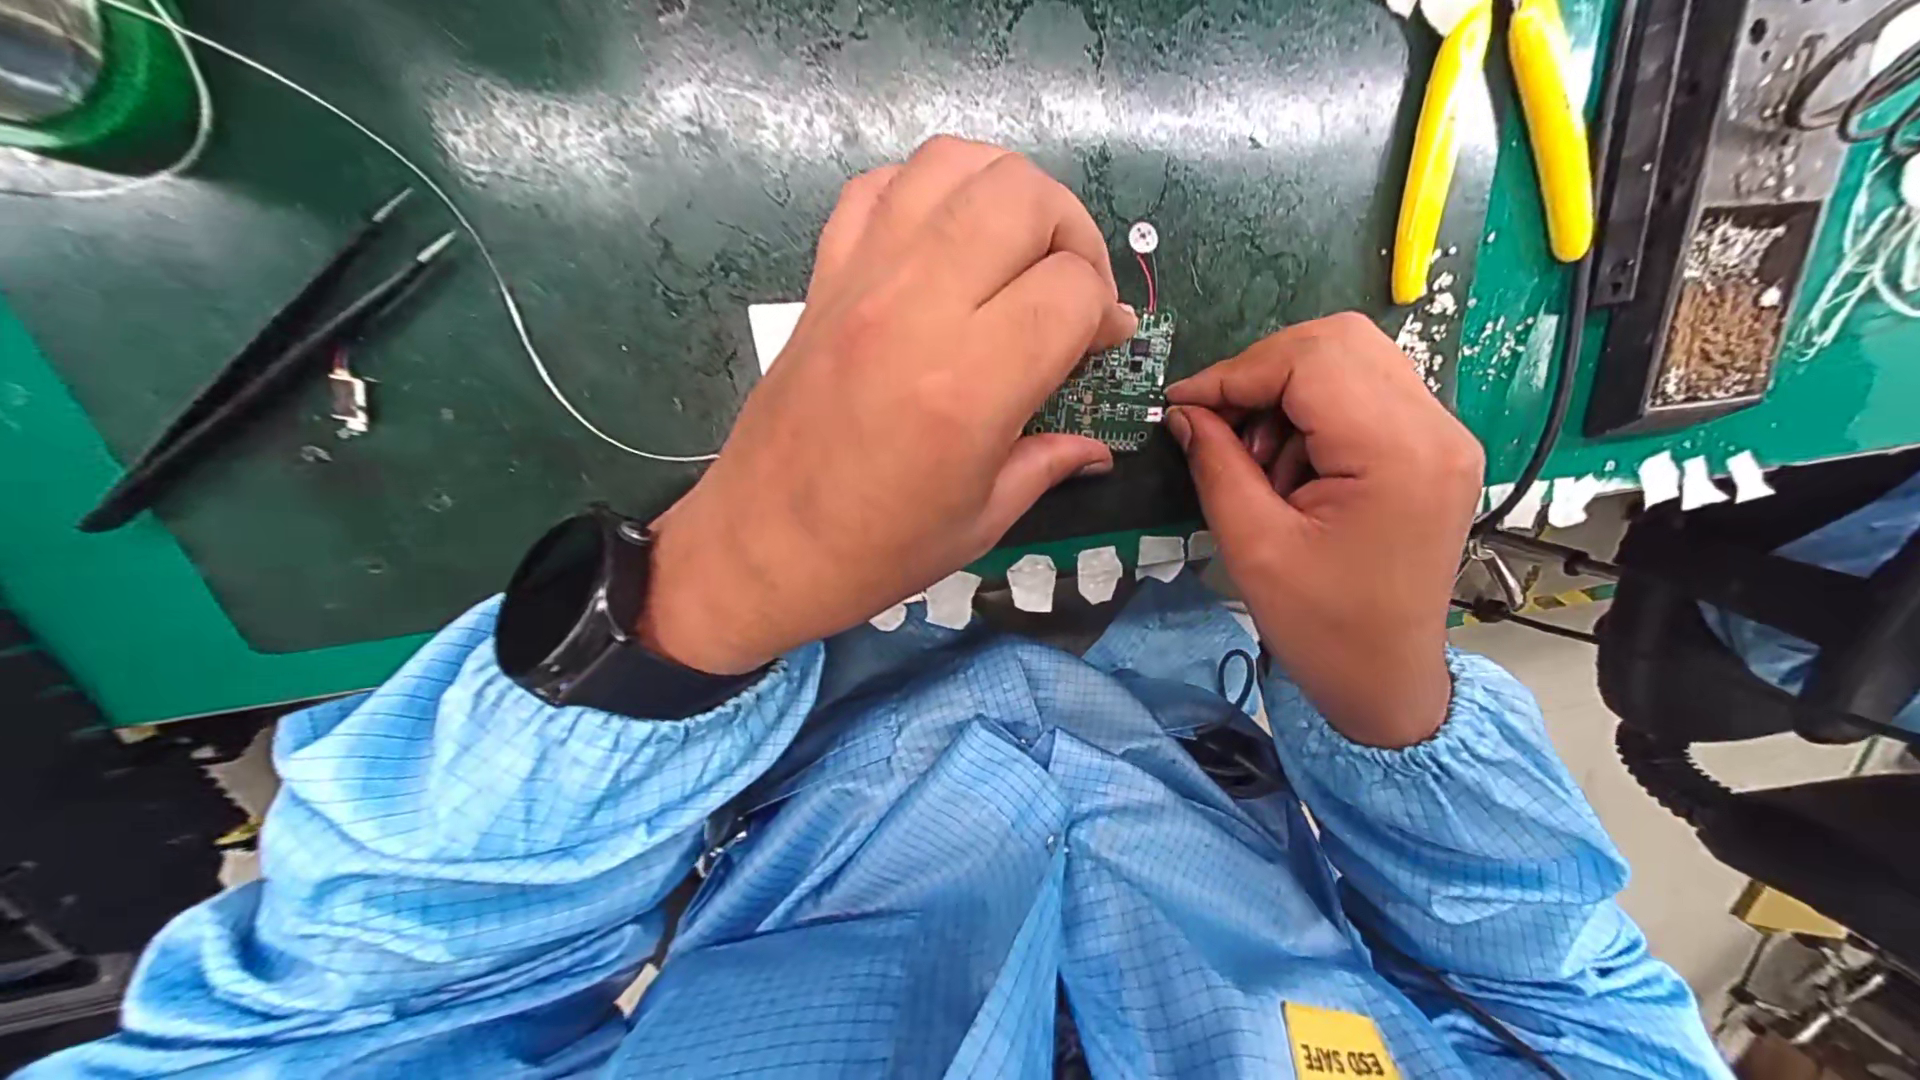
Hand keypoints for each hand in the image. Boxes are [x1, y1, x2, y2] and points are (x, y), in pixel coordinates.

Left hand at [639, 137, 1136, 673]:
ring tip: (1015, 253)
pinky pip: (878, 188)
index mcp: (969, 385)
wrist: (761, 548)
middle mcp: (916, 310)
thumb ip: (1049, 463)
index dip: (1105, 312)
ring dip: (1006, 194)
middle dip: (1072, 232)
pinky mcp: (821, 280)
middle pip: (1022, 195)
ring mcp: (860, 283)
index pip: (1071, 289)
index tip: (1101, 344)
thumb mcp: (982, 521)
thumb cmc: (876, 552)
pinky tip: (943, 245)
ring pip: (953, 164)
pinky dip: (927, 194)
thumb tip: (1098, 443)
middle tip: (1071, 290)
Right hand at [1163, 314, 1483, 746]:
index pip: (1311, 360)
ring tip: (1255, 458)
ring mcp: (1441, 435)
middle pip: (1338, 341)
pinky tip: (1287, 464)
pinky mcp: (1429, 448)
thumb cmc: (1320, 625)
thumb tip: (1185, 412)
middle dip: (1260, 372)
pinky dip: (1308, 412)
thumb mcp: (1253, 545)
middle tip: (1217, 423)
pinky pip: (1360, 394)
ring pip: (1349, 359)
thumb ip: (1216, 464)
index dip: (1234, 372)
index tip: (1181, 405)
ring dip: (1284, 394)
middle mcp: (1435, 428)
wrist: (1386, 678)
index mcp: (1397, 453)